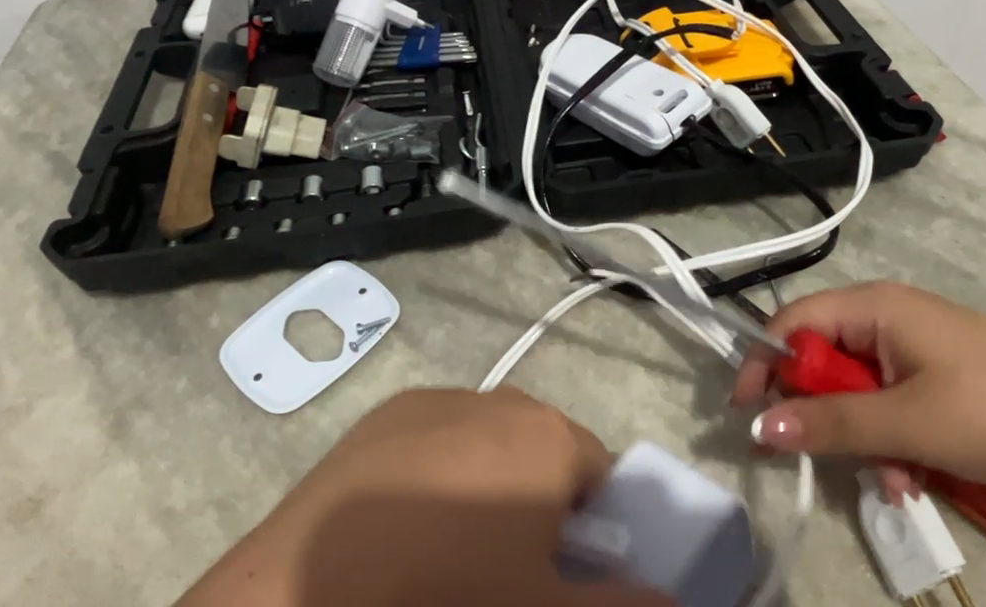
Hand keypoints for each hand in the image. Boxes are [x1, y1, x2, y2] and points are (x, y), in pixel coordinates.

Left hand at [178, 387, 670, 606]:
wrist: (313, 586)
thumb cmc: (453, 592)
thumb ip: (622, 603)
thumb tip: (673, 601)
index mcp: (548, 434)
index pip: (599, 471)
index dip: (590, 525)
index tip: (562, 569)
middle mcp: (499, 398)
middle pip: (542, 452)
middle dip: (538, 503)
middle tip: (507, 565)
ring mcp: (435, 401)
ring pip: (487, 444)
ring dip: (486, 484)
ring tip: (449, 547)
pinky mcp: (382, 415)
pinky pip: (434, 440)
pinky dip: (435, 473)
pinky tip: (403, 525)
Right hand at [731, 282, 985, 493]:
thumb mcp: (907, 424)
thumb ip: (831, 423)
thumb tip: (760, 425)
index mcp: (877, 307)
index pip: (795, 322)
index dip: (766, 364)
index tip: (748, 414)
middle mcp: (891, 316)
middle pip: (826, 358)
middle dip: (826, 414)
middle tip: (827, 458)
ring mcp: (919, 346)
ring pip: (859, 388)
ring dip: (863, 437)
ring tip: (894, 480)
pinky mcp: (941, 374)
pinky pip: (892, 401)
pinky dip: (893, 438)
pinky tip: (915, 476)